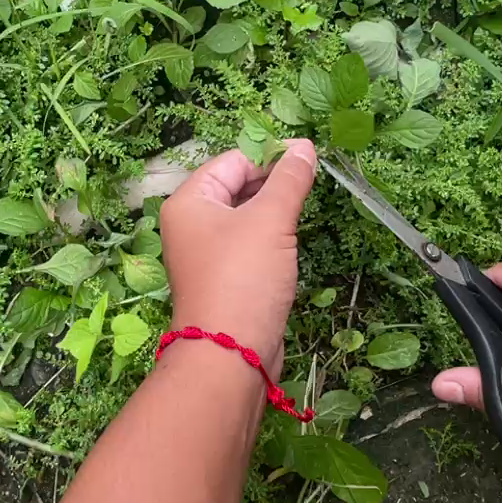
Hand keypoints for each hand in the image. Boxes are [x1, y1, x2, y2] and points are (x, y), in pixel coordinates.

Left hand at [159, 139, 317, 370]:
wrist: (231, 356)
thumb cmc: (244, 277)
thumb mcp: (270, 220)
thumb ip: (289, 180)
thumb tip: (305, 146)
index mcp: (190, 201)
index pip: (233, 161)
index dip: (269, 155)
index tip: (308, 154)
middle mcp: (191, 223)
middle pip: (237, 186)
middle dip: (273, 182)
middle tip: (311, 178)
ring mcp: (206, 253)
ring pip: (245, 217)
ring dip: (273, 210)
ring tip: (304, 205)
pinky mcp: (224, 278)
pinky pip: (248, 244)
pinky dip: (270, 237)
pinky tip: (292, 239)